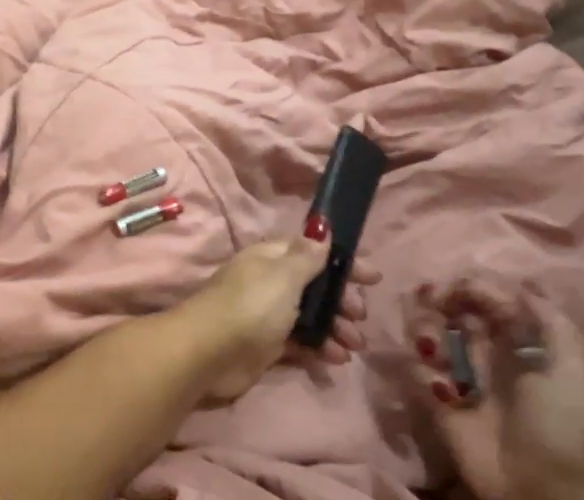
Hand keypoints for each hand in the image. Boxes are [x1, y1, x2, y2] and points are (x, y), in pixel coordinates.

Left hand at [174, 234, 378, 400]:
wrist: (209, 352)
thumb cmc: (250, 307)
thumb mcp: (282, 276)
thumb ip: (305, 255)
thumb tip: (321, 224)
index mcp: (268, 258)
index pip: (310, 253)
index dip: (341, 263)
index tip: (374, 278)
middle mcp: (267, 282)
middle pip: (313, 287)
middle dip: (341, 300)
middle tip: (360, 316)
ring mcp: (266, 314)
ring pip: (309, 316)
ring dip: (335, 328)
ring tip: (354, 345)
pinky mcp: (266, 344)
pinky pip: (300, 341)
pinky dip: (320, 348)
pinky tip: (335, 359)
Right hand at [407, 278, 583, 499]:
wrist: (537, 488)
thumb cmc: (559, 426)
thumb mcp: (574, 372)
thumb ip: (549, 321)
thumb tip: (514, 284)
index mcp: (522, 339)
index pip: (486, 294)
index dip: (468, 285)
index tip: (456, 291)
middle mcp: (488, 348)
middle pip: (450, 303)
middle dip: (437, 299)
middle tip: (431, 306)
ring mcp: (459, 370)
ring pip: (426, 327)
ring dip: (425, 331)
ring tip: (433, 352)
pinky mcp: (435, 394)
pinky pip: (416, 366)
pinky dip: (424, 372)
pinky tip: (444, 392)